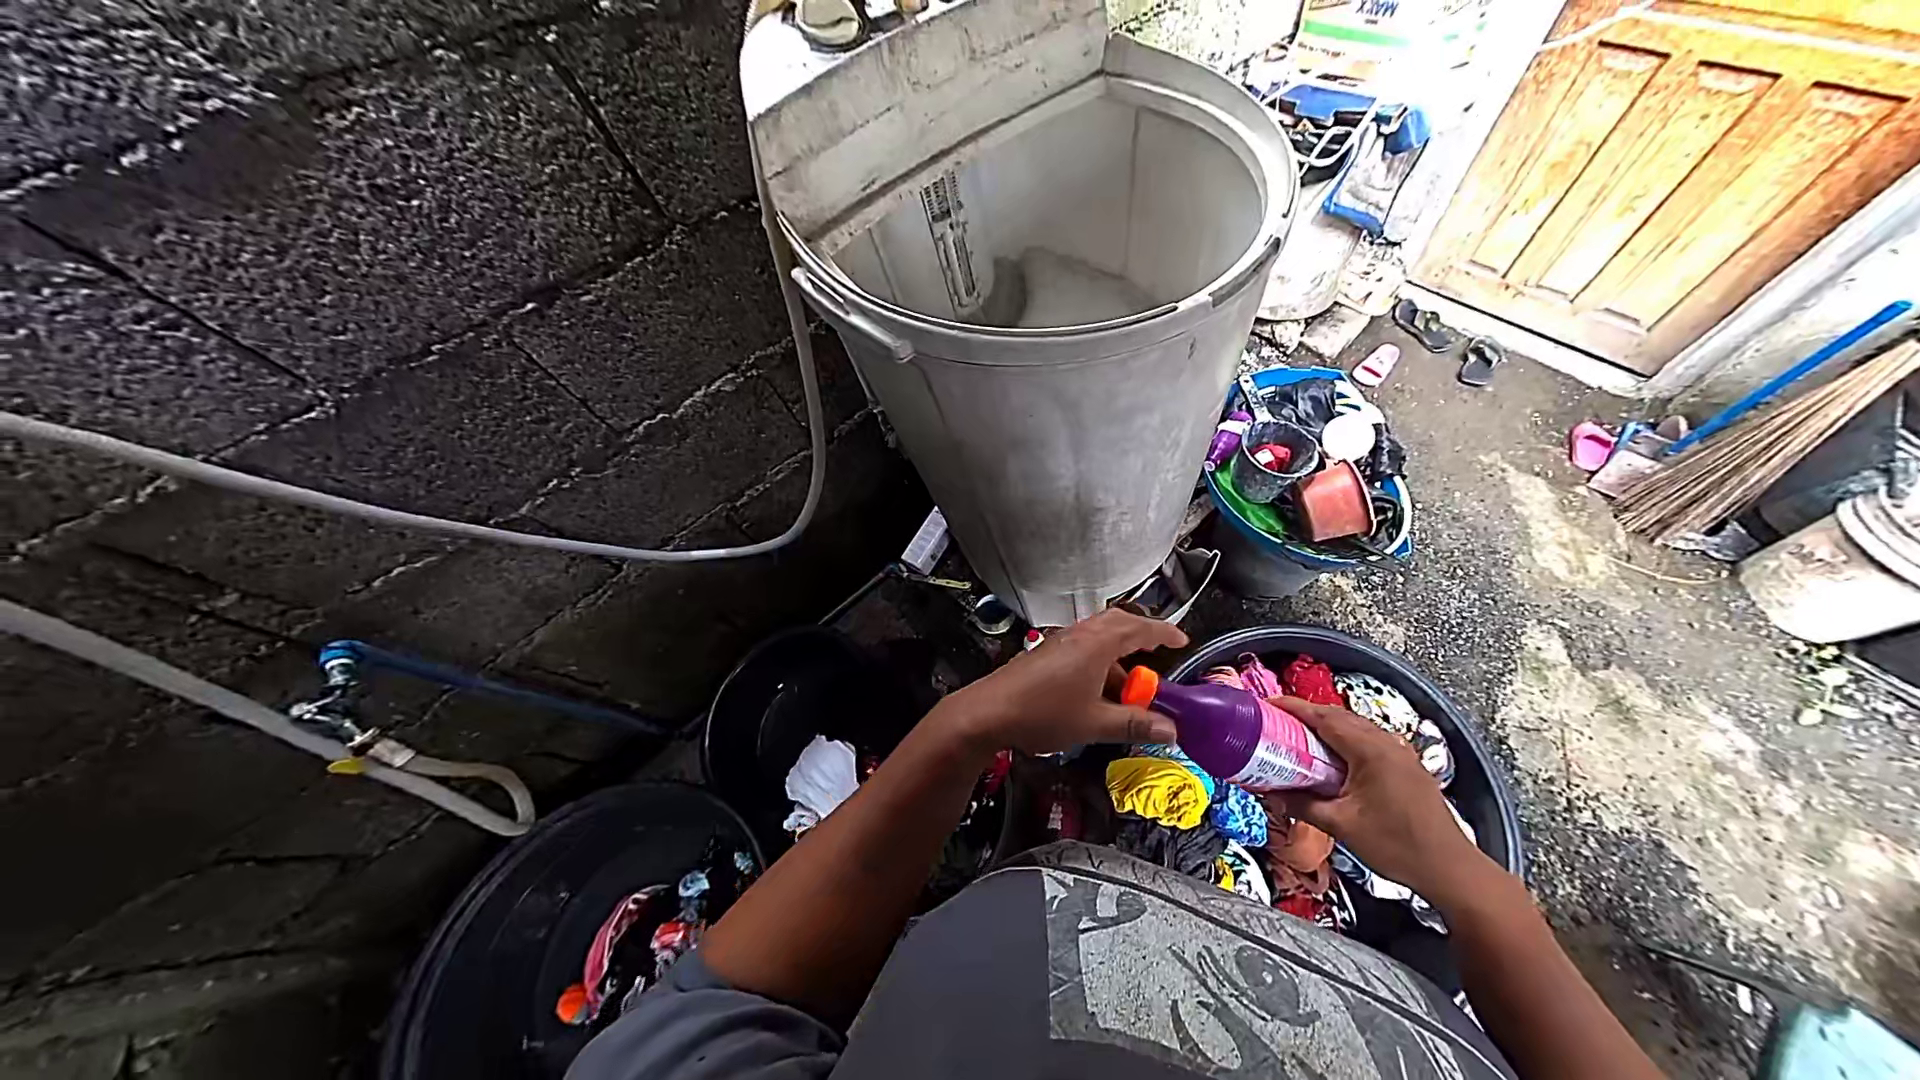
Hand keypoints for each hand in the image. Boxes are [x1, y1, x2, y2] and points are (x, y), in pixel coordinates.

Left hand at [934, 609, 1186, 754]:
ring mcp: (1060, 643)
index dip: (1164, 632)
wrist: (988, 712)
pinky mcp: (1047, 654)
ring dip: (1118, 658)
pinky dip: (1099, 664)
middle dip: (1141, 638)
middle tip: (1157, 657)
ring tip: (1128, 691)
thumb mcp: (1096, 723)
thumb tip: (1169, 729)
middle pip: (1119, 624)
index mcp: (1097, 644)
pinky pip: (1082, 649)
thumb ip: (1135, 724)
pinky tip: (1097, 695)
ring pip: (1099, 638)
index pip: (1140, 627)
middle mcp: (1079, 635)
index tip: (1181, 639)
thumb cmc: (1042, 713)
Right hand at [1261, 697, 1495, 906]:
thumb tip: (1269, 794)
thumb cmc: (1397, 847)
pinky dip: (1345, 740)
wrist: (1452, 872)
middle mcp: (1387, 744)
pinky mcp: (1408, 767)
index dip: (1293, 707)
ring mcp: (1401, 754)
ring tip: (1299, 737)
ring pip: (1356, 727)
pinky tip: (1332, 757)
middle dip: (1306, 714)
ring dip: (1326, 726)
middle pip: (1340, 716)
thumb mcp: (1340, 825)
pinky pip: (1369, 741)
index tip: (1268, 705)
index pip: (1324, 717)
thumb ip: (1301, 804)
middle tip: (1277, 721)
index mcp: (1370, 751)